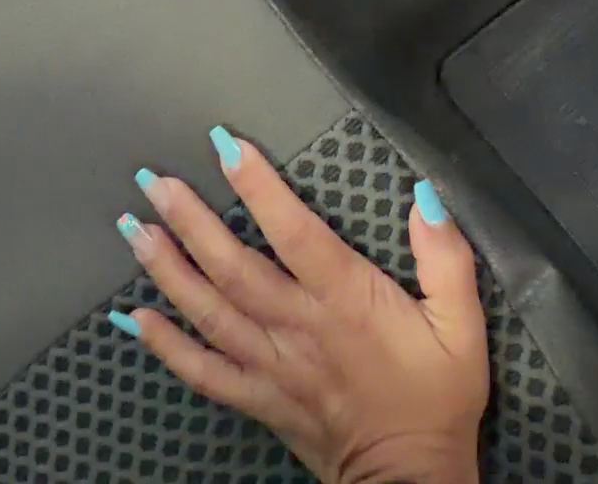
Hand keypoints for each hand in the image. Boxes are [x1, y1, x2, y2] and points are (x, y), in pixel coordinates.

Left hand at [108, 127, 488, 483]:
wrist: (411, 479)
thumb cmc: (438, 392)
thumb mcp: (463, 322)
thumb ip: (446, 257)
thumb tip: (424, 196)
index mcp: (346, 300)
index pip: (294, 233)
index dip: (260, 188)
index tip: (227, 146)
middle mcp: (299, 327)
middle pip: (234, 268)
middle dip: (191, 222)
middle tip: (154, 182)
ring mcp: (272, 366)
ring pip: (209, 313)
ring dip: (167, 270)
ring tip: (134, 229)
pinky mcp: (259, 399)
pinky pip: (203, 372)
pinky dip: (165, 345)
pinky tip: (134, 319)